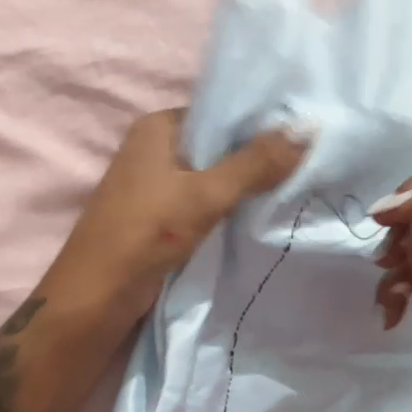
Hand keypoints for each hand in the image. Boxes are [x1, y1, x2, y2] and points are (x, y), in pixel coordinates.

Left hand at [48, 109, 308, 320]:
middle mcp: (155, 150)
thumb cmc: (144, 234)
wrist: (97, 299)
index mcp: (157, 128)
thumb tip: (310, 126)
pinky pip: (206, 206)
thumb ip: (256, 163)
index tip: (309, 129)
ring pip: (214, 179)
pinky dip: (231, 211)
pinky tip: (267, 215)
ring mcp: (157, 187)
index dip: (261, 121)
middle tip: (315, 160)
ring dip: (248, 187)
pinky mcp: (162, 220)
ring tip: (302, 185)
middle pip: (219, 146)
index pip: (219, 111)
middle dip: (259, 156)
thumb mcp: (205, 194)